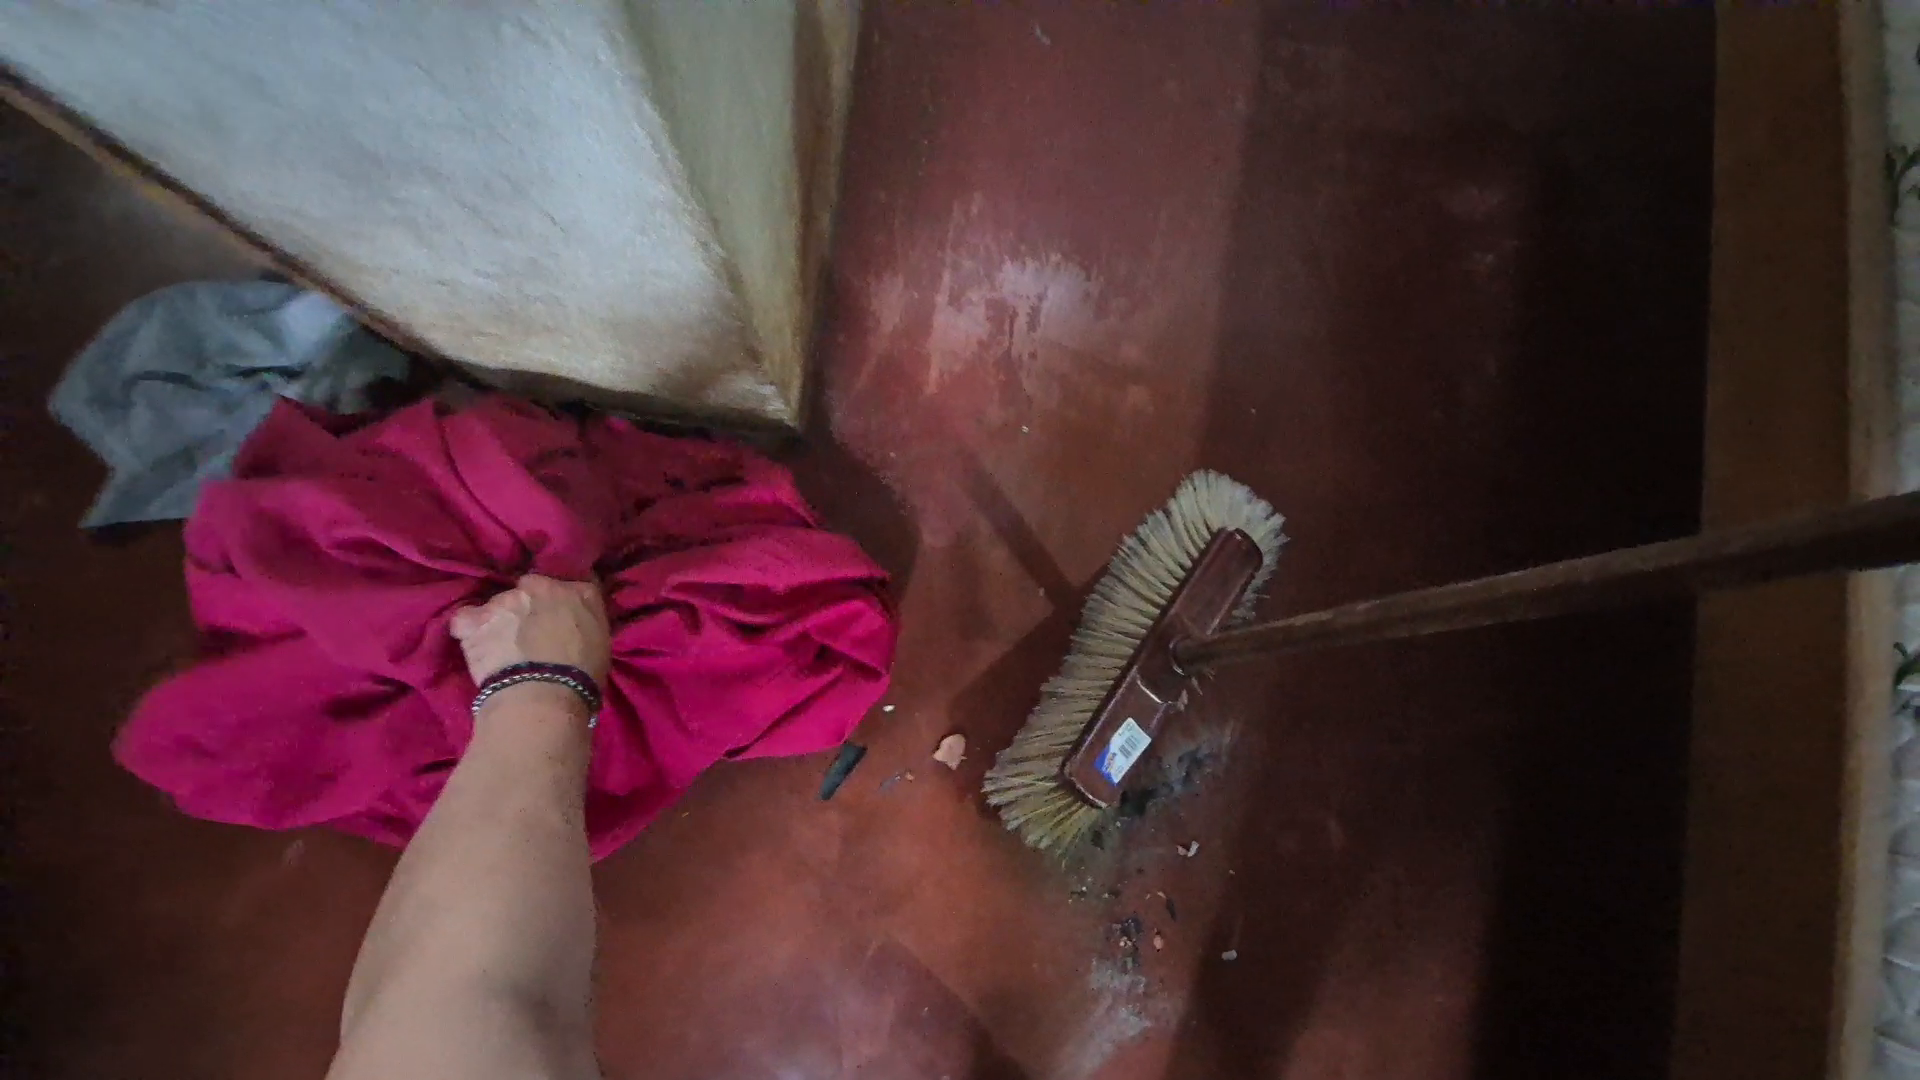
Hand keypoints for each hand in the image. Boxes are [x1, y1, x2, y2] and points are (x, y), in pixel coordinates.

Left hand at [449, 574, 610, 685]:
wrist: (545, 692)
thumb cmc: (584, 673)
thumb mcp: (602, 640)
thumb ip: (587, 620)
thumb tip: (575, 622)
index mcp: (580, 592)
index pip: (572, 587)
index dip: (563, 604)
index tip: (562, 620)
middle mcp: (542, 586)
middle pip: (532, 589)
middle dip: (530, 605)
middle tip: (532, 632)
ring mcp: (505, 601)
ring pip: (500, 605)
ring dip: (502, 620)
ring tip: (504, 647)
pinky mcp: (475, 620)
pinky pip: (466, 620)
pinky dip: (470, 630)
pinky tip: (476, 644)